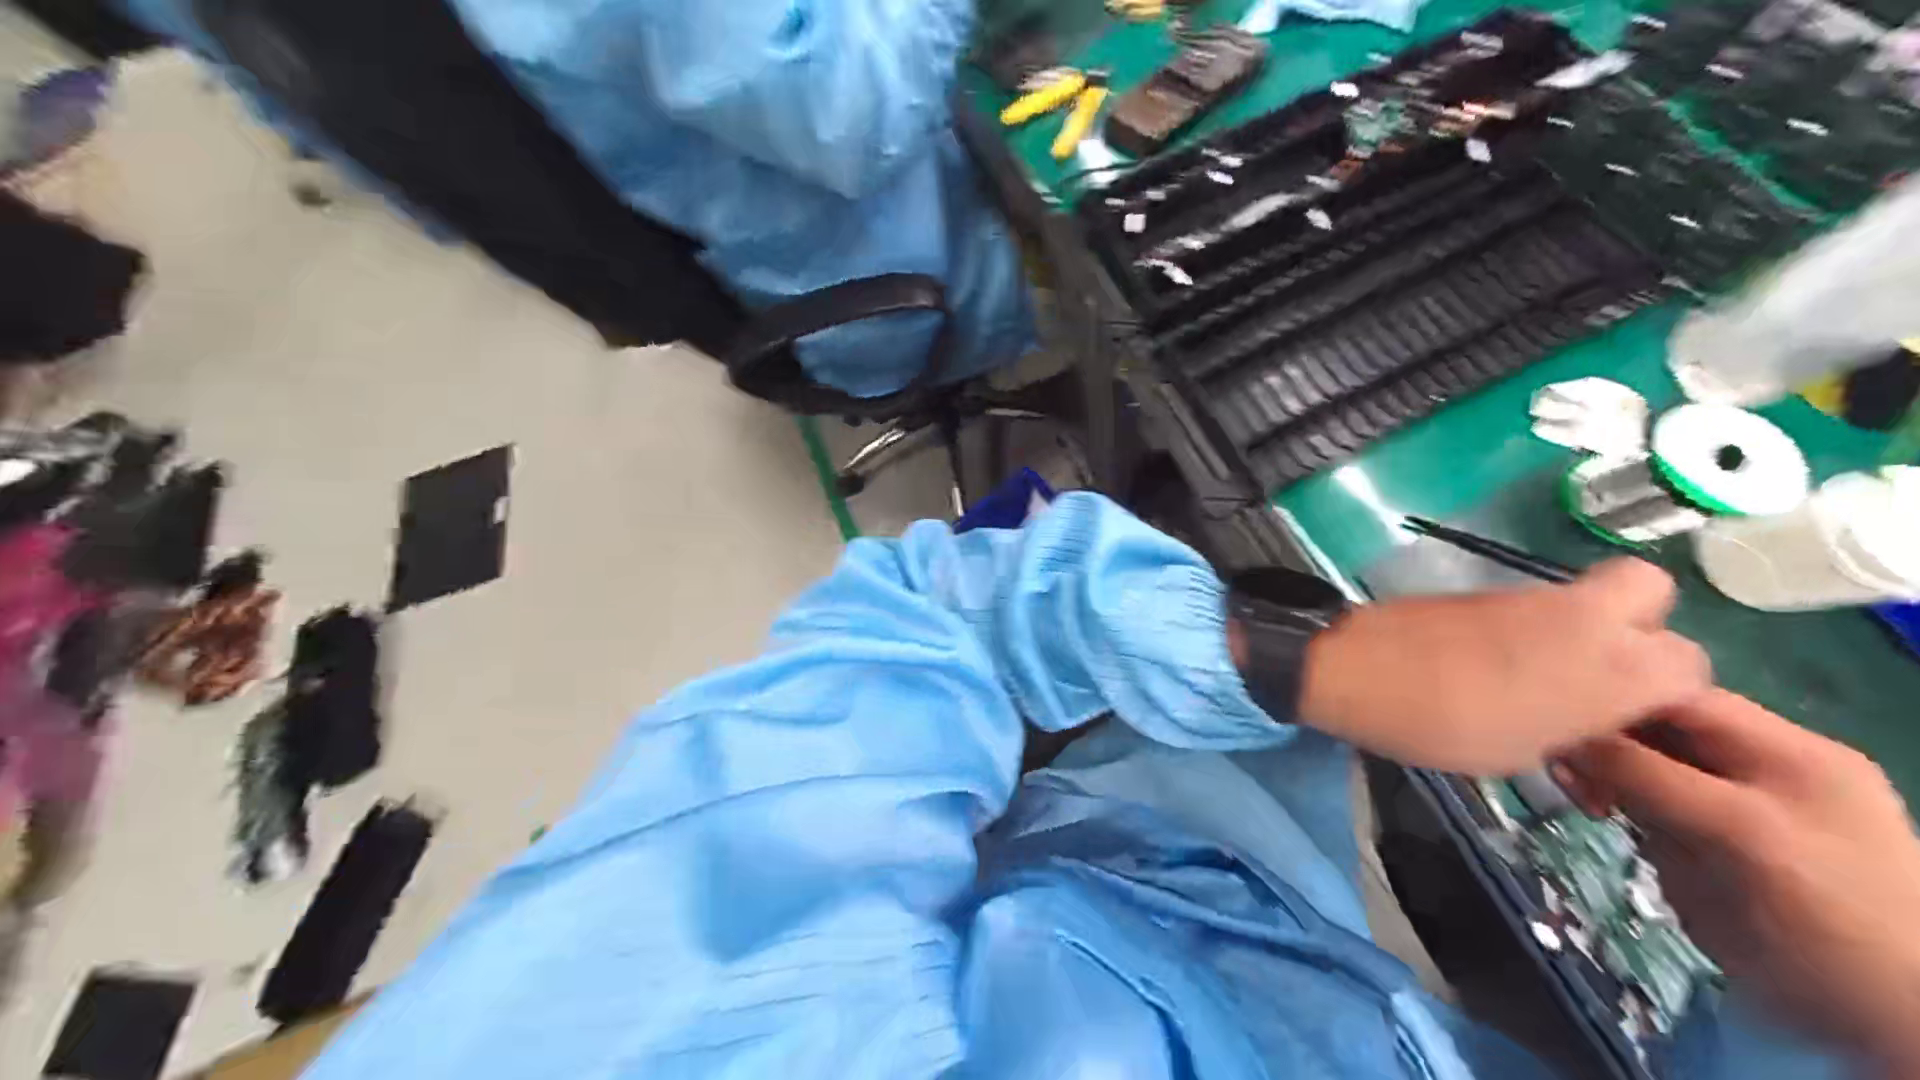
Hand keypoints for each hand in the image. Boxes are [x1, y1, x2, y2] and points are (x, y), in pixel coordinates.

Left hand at [1297, 558, 1710, 773]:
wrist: (1353, 668)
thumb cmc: (1443, 724)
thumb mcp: (1523, 753)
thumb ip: (1578, 734)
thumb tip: (1591, 733)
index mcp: (1614, 666)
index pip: (1691, 663)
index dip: (1668, 691)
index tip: (1627, 718)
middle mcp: (1583, 616)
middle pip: (1649, 592)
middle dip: (1639, 631)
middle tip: (1599, 674)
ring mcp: (1526, 596)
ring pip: (1586, 597)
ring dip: (1580, 629)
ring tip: (1540, 677)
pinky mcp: (1480, 590)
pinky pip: (1533, 603)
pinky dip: (1533, 626)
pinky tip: (1497, 664)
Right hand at [1565, 692, 1919, 1075]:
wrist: (1868, 1021)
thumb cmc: (1823, 918)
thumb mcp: (1736, 833)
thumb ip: (1645, 774)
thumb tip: (1557, 733)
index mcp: (1786, 749)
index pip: (1676, 692)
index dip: (1611, 694)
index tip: (1555, 716)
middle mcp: (1753, 764)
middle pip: (1651, 722)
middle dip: (1597, 735)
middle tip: (1561, 767)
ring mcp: (1723, 800)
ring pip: (1634, 756)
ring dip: (1594, 767)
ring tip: (1581, 798)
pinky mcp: (1694, 832)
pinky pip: (1635, 791)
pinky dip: (1604, 792)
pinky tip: (1596, 813)